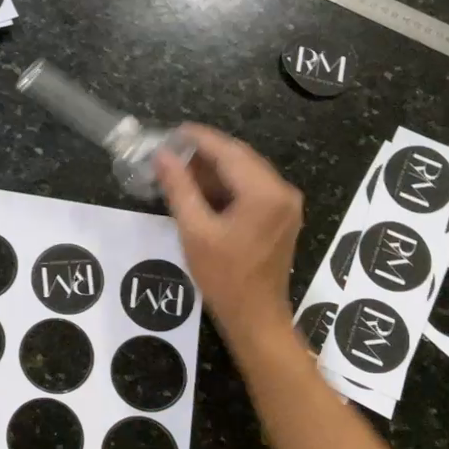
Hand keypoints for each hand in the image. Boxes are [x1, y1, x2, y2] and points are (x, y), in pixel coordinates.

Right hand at [154, 123, 304, 339]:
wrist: (256, 317)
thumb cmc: (224, 277)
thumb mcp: (194, 231)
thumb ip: (179, 188)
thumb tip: (162, 156)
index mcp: (264, 193)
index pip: (228, 151)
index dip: (198, 138)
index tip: (172, 131)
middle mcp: (282, 191)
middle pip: (240, 158)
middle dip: (205, 153)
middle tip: (171, 153)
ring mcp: (286, 204)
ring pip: (246, 172)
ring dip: (215, 170)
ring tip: (180, 172)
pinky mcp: (282, 216)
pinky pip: (253, 188)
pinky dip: (228, 185)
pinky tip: (202, 191)